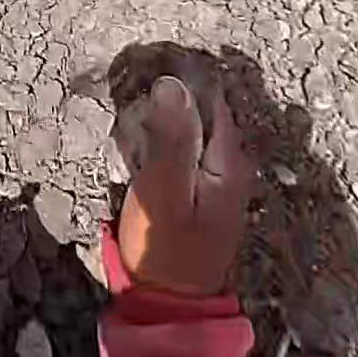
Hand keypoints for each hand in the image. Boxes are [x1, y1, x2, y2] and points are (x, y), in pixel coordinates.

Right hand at [114, 75, 254, 295]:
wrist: (163, 295)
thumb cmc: (164, 241)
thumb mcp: (164, 187)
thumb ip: (170, 135)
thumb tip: (171, 82)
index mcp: (227, 160)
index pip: (211, 97)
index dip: (182, 76)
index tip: (148, 61)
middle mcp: (223, 162)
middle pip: (193, 108)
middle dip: (161, 97)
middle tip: (133, 100)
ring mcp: (205, 172)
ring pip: (177, 123)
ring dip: (151, 117)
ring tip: (130, 126)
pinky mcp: (186, 182)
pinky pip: (168, 143)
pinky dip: (149, 137)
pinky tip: (133, 146)